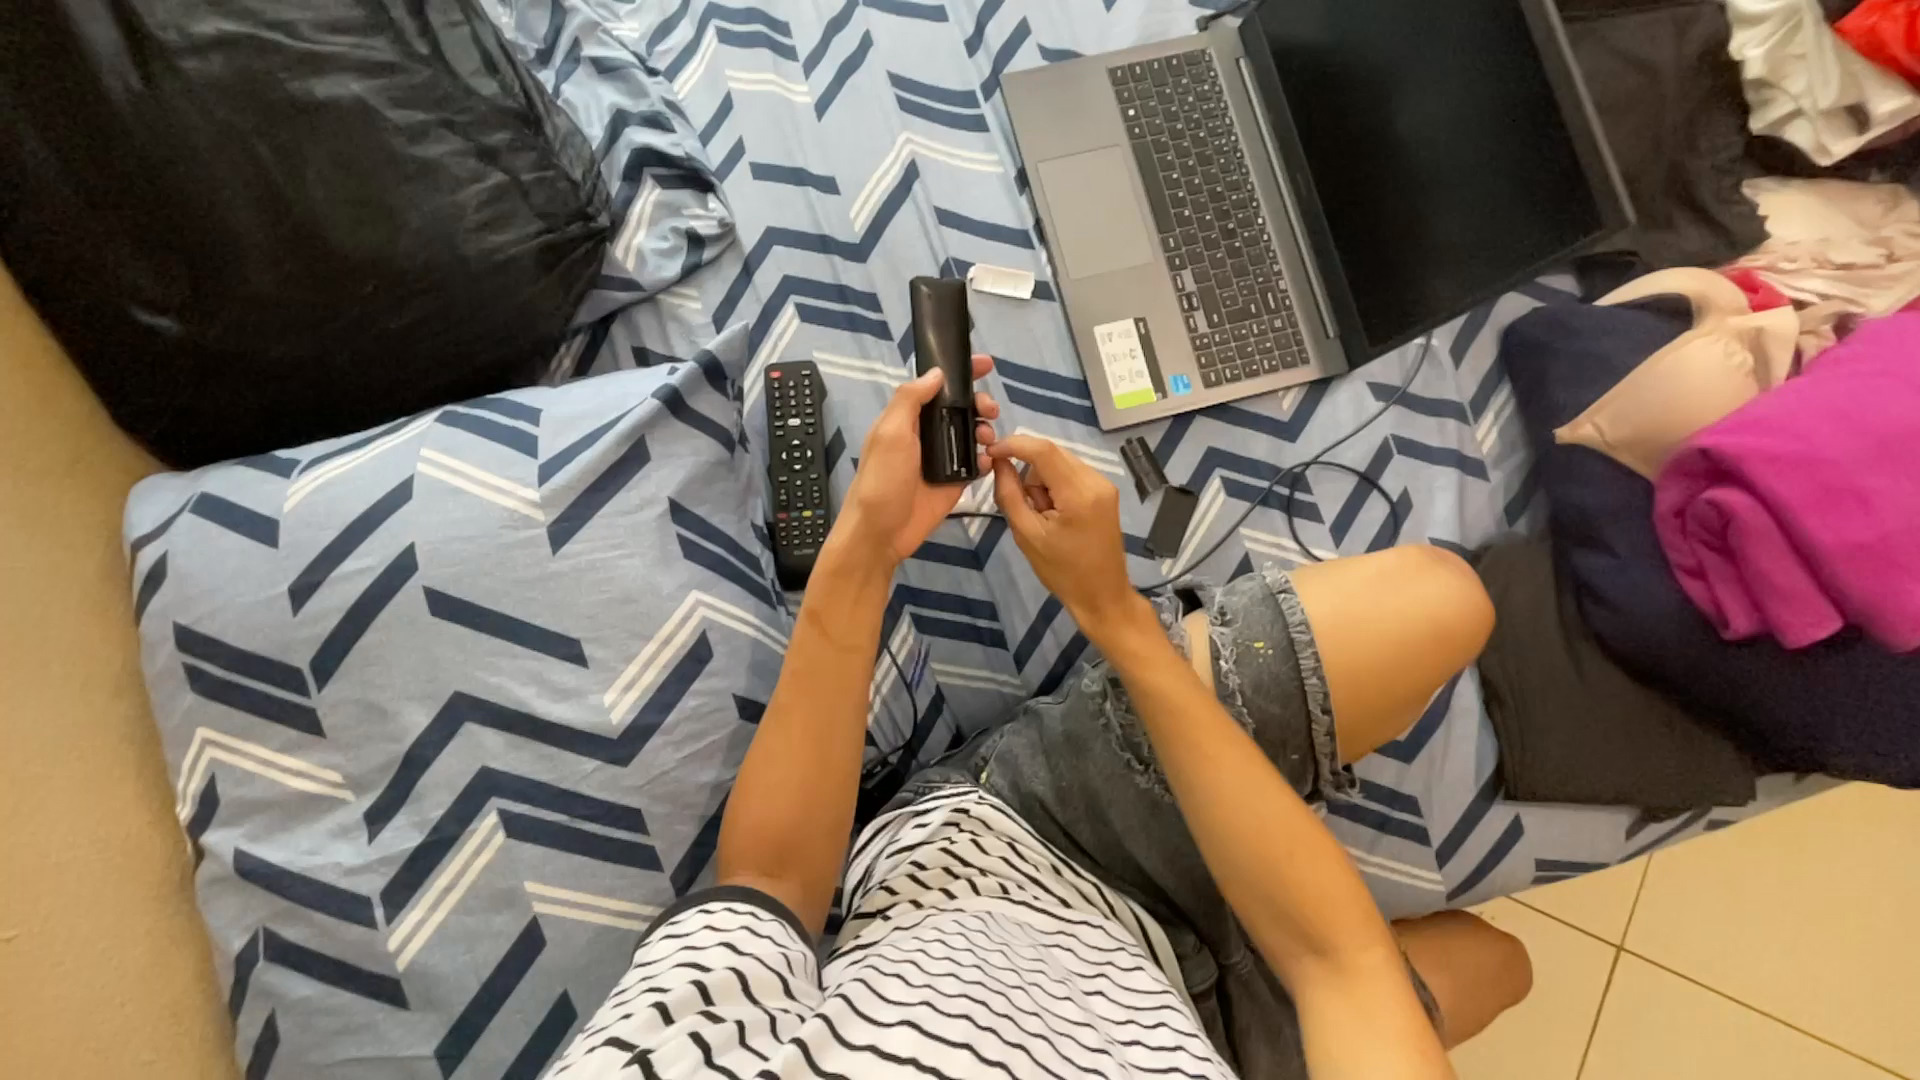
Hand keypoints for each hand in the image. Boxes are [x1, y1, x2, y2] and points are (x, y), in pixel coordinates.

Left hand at [834, 355, 999, 565]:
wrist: (882, 532)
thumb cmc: (882, 480)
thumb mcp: (890, 433)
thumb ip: (910, 399)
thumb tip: (936, 373)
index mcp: (908, 418)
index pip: (937, 386)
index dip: (961, 372)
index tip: (985, 364)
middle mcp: (927, 434)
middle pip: (961, 408)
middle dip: (980, 403)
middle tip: (990, 410)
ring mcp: (943, 458)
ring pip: (972, 433)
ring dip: (986, 429)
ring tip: (989, 438)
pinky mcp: (955, 482)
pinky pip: (977, 464)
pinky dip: (987, 459)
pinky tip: (988, 461)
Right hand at [988, 434, 1151, 633]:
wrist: (1101, 595)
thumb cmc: (1062, 571)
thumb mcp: (1027, 535)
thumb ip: (1010, 494)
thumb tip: (999, 462)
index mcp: (1078, 493)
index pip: (1043, 450)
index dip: (1014, 444)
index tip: (991, 451)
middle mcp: (1096, 480)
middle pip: (1051, 453)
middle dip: (1029, 471)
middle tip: (1026, 506)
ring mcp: (1104, 484)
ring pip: (1060, 462)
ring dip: (1042, 481)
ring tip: (1043, 516)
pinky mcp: (1105, 491)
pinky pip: (1071, 474)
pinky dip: (1055, 486)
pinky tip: (1055, 513)